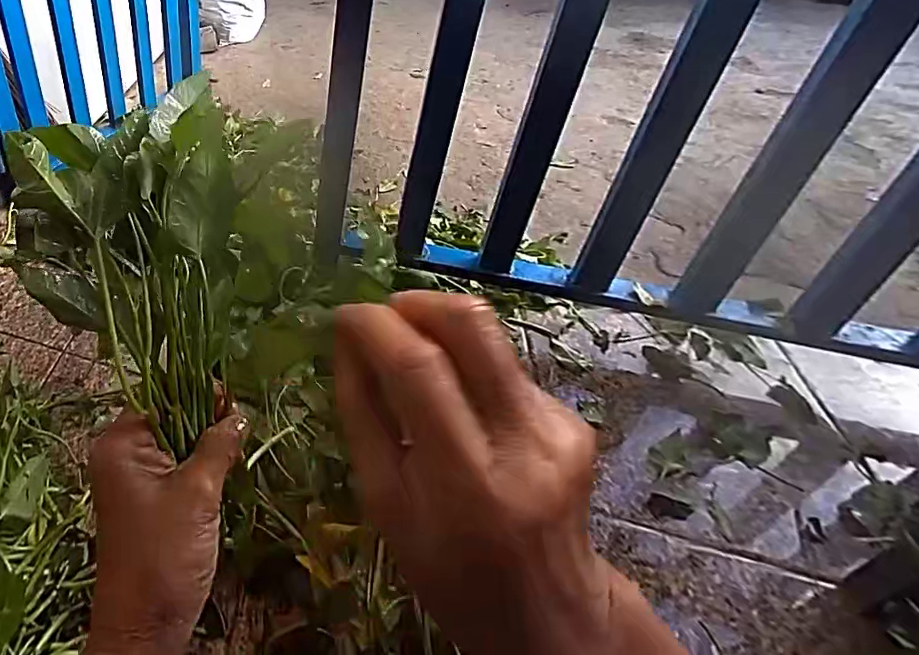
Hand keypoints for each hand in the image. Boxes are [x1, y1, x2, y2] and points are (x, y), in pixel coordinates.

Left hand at [85, 407, 246, 654]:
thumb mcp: (197, 493)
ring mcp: (132, 478)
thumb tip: (239, 415)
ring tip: (237, 443)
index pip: (159, 395)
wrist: (144, 630)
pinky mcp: (146, 500)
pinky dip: (199, 465)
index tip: (230, 398)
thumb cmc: (164, 555)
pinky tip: (225, 467)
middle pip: (168, 416)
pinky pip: (175, 466)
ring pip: (175, 442)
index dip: (196, 391)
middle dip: (204, 418)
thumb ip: (217, 446)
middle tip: (239, 423)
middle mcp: (120, 453)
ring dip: (205, 443)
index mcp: (119, 443)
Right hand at [334, 291, 684, 654]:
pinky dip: (468, 365)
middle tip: (385, 315)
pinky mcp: (574, 419)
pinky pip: (503, 365)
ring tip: (414, 357)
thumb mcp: (383, 500)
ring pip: (489, 335)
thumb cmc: (447, 567)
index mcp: (465, 480)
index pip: (418, 368)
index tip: (345, 315)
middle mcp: (523, 442)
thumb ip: (361, 411)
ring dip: (439, 327)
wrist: (550, 615)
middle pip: (471, 326)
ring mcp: (558, 427)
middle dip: (417, 302)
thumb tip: (347, 336)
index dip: (374, 325)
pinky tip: (462, 404)